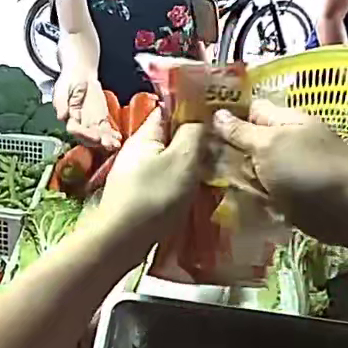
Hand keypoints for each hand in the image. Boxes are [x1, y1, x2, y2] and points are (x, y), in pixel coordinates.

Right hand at [56, 74, 120, 148]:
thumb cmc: (69, 80)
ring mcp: (90, 122)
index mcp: (68, 118)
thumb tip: (62, 117)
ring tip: (115, 144)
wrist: (80, 73)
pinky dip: (111, 135)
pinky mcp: (100, 119)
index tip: (95, 136)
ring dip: (106, 141)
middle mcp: (79, 124)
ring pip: (98, 135)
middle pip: (87, 137)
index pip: (75, 130)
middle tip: (107, 144)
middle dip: (97, 141)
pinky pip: (106, 129)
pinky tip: (118, 138)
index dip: (85, 134)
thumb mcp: (61, 89)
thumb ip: (61, 103)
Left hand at [97, 109, 207, 248]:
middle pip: (171, 138)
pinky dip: (182, 184)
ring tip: (217, 169)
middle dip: (196, 141)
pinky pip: (165, 183)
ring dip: (191, 165)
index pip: (169, 110)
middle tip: (225, 146)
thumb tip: (201, 119)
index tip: (220, 113)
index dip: (194, 108)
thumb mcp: (182, 158)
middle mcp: (137, 153)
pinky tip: (197, 192)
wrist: (122, 239)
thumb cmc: (154, 195)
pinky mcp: (139, 197)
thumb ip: (194, 133)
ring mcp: (136, 176)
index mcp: (144, 135)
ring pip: (170, 162)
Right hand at [209, 100, 347, 249]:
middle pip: (247, 143)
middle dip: (225, 153)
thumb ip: (241, 132)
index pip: (250, 111)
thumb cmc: (310, 171)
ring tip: (208, 187)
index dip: (225, 116)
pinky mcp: (290, 197)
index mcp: (285, 122)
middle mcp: (287, 143)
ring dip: (234, 180)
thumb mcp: (270, 146)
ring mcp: (289, 171)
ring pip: (251, 171)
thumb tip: (218, 114)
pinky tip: (230, 205)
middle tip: (196, 164)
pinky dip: (248, 199)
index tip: (194, 128)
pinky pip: (261, 194)